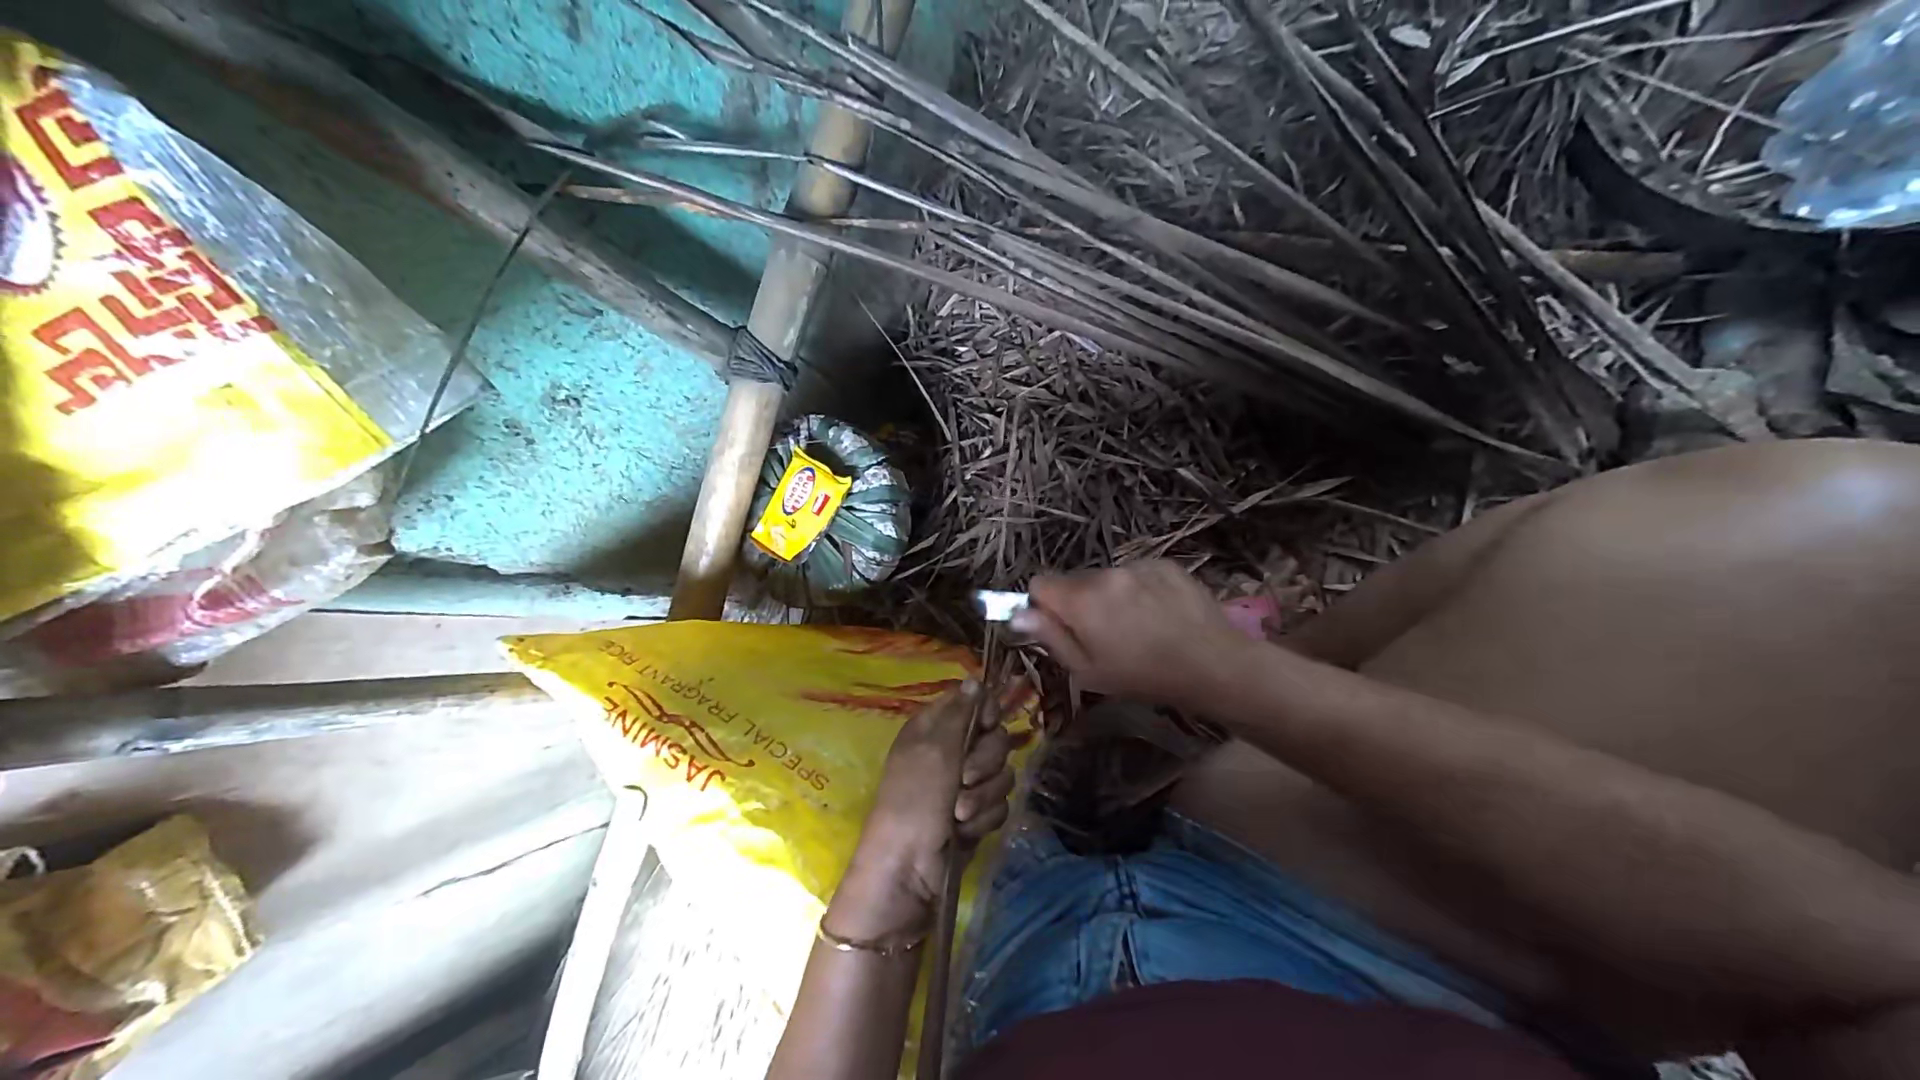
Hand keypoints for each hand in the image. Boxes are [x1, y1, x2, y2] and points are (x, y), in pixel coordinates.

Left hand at [827, 682, 1014, 942]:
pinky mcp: (977, 812)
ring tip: (959, 814)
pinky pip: (1000, 803)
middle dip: (985, 762)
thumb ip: (961, 713)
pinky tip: (965, 830)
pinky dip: (984, 817)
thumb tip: (975, 678)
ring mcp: (965, 783)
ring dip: (983, 795)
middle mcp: (950, 751)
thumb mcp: (935, 750)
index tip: (986, 726)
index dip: (985, 712)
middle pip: (994, 738)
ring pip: (1001, 773)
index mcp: (933, 728)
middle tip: (965, 779)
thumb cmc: (914, 800)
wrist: (909, 867)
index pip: (971, 702)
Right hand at [1012, 560, 1245, 709]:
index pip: (1040, 582)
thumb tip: (1019, 615)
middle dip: (1079, 602)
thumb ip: (1051, 638)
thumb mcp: (1089, 671)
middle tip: (1104, 634)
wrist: (1214, 664)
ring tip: (1138, 626)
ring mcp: (1137, 565)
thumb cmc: (1144, 676)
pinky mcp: (1165, 563)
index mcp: (1081, 600)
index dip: (1045, 605)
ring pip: (1107, 577)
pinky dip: (1139, 589)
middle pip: (1074, 580)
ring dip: (1110, 595)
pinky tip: (1159, 614)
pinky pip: (1136, 573)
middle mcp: (1105, 573)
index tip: (1064, 627)